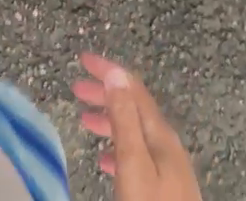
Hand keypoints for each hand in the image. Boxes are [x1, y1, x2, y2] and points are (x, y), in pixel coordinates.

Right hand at [74, 54, 199, 200]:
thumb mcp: (133, 164)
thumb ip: (124, 119)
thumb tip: (116, 73)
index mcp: (160, 134)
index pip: (133, 88)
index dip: (109, 70)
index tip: (83, 59)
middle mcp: (167, 144)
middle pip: (134, 107)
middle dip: (105, 93)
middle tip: (76, 88)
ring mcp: (169, 166)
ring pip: (135, 131)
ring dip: (109, 120)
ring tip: (84, 121)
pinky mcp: (165, 186)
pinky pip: (138, 154)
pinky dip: (118, 147)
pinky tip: (105, 161)